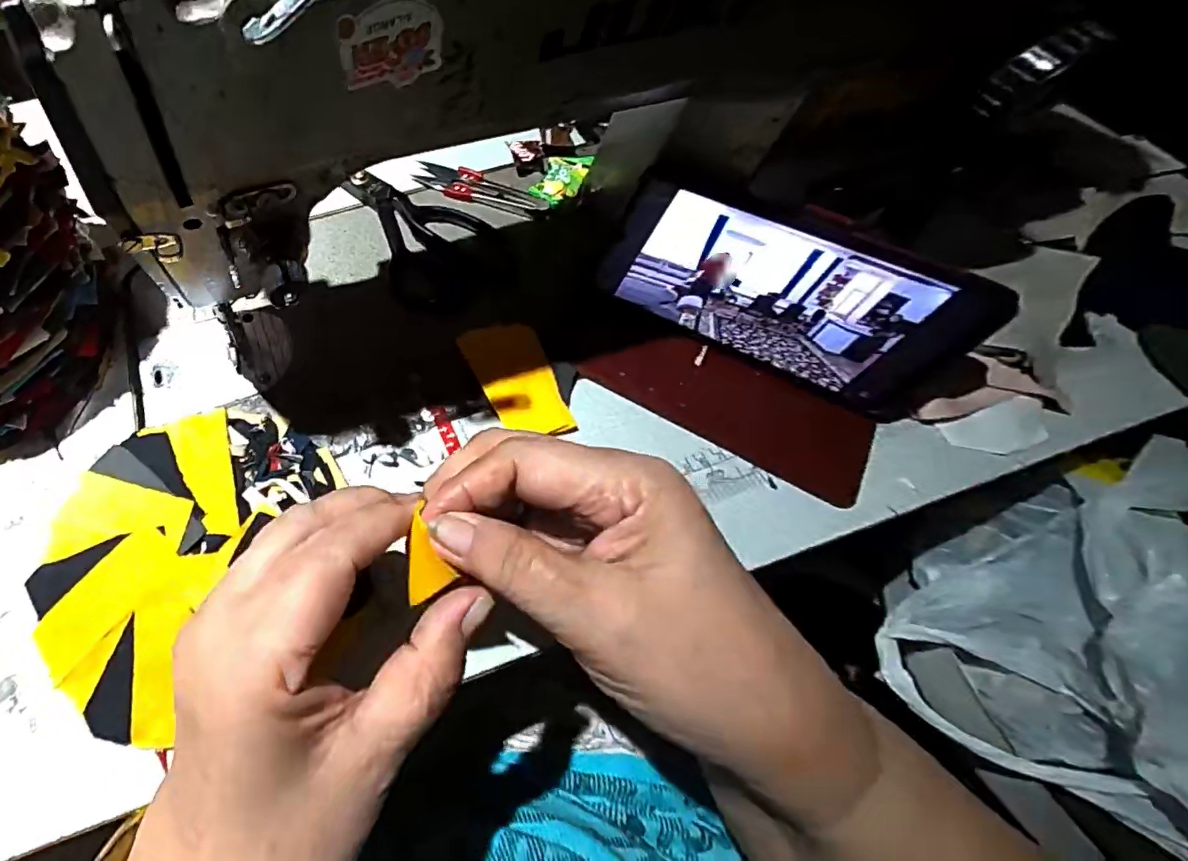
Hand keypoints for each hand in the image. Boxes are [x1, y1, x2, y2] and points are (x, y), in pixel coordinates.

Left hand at [132, 487, 492, 860]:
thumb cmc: (291, 827)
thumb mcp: (372, 757)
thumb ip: (428, 670)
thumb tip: (477, 594)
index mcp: (251, 656)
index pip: (327, 553)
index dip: (384, 520)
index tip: (438, 513)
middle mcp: (217, 618)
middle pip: (300, 526)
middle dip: (366, 508)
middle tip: (425, 520)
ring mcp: (205, 614)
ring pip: (281, 529)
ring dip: (341, 518)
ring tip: (397, 531)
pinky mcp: (208, 620)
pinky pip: (269, 552)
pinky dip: (317, 539)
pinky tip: (355, 559)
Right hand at [419, 432, 877, 833]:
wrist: (767, 730)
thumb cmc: (695, 665)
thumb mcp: (598, 614)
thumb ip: (514, 564)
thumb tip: (437, 528)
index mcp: (627, 478)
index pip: (526, 457)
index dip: (468, 484)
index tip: (420, 528)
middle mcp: (614, 484)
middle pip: (522, 466)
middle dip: (468, 492)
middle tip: (421, 536)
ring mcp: (606, 519)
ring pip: (524, 499)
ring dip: (479, 519)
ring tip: (435, 552)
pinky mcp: (597, 554)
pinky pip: (536, 535)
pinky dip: (500, 547)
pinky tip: (471, 564)